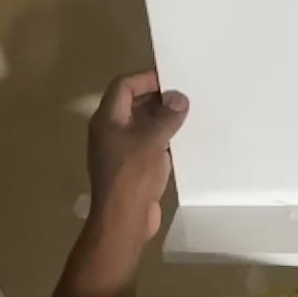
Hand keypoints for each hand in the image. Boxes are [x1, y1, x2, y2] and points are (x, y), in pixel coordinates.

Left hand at [87, 71, 188, 242]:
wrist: (124, 218)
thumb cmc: (133, 174)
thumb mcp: (152, 139)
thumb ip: (167, 116)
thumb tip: (179, 98)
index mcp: (107, 119)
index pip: (123, 86)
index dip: (146, 78)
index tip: (172, 78)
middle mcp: (110, 131)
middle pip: (132, 104)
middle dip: (157, 98)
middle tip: (185, 94)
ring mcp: (120, 150)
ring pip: (142, 125)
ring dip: (162, 119)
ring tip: (189, 113)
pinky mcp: (132, 167)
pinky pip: (148, 144)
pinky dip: (163, 138)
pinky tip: (184, 139)